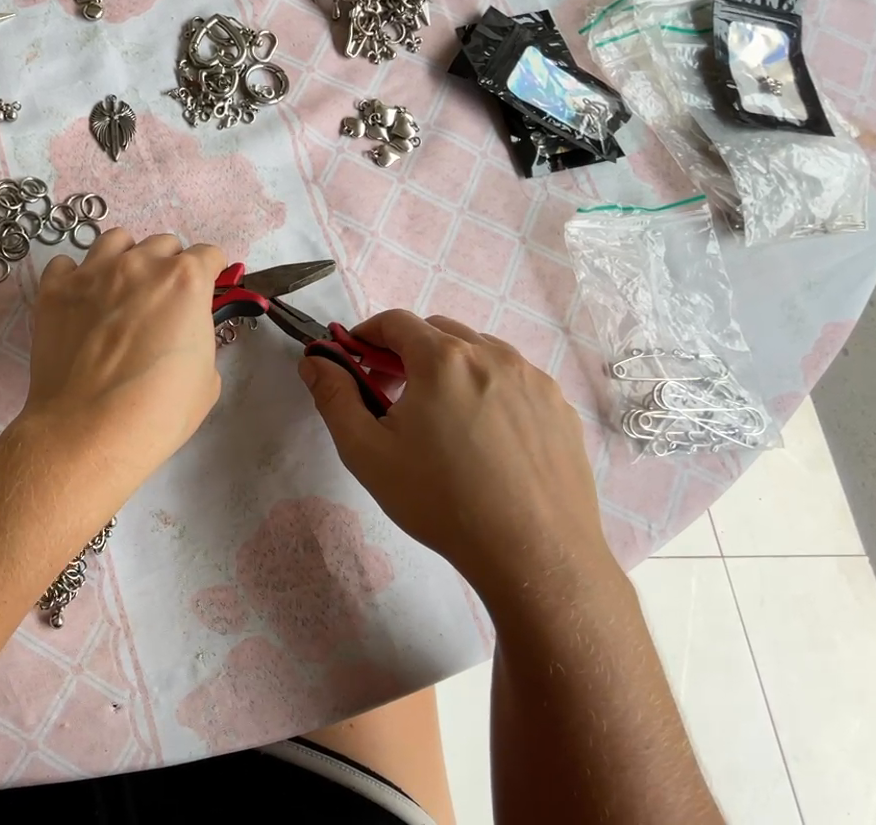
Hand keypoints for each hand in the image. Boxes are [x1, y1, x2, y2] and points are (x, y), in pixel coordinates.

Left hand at [20, 230, 226, 496]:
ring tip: (121, 289)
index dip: (209, 274)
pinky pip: (65, 264)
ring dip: (125, 258)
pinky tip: (80, 302)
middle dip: (168, 266)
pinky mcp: (53, 290)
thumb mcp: (206, 377)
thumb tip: (184, 331)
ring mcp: (91, 273)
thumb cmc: (158, 412)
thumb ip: (199, 337)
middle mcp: (138, 264)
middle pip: (161, 244)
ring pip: (114, 241)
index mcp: (185, 281)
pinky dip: (76, 276)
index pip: (207, 255)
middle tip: (162, 300)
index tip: (204, 292)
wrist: (88, 431)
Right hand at [299, 310, 615, 602]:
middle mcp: (494, 357)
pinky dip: (487, 388)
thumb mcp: (365, 450)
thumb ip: (334, 396)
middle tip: (390, 391)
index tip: (352, 360)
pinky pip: (514, 380)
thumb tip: (314, 362)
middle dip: (406, 349)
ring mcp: (535, 381)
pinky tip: (481, 435)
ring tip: (438, 415)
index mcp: (443, 359)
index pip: (395, 321)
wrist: (533, 554)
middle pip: (438, 331)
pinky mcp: (560, 409)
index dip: (366, 334)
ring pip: (480, 352)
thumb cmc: (438, 499)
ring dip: (449, 366)